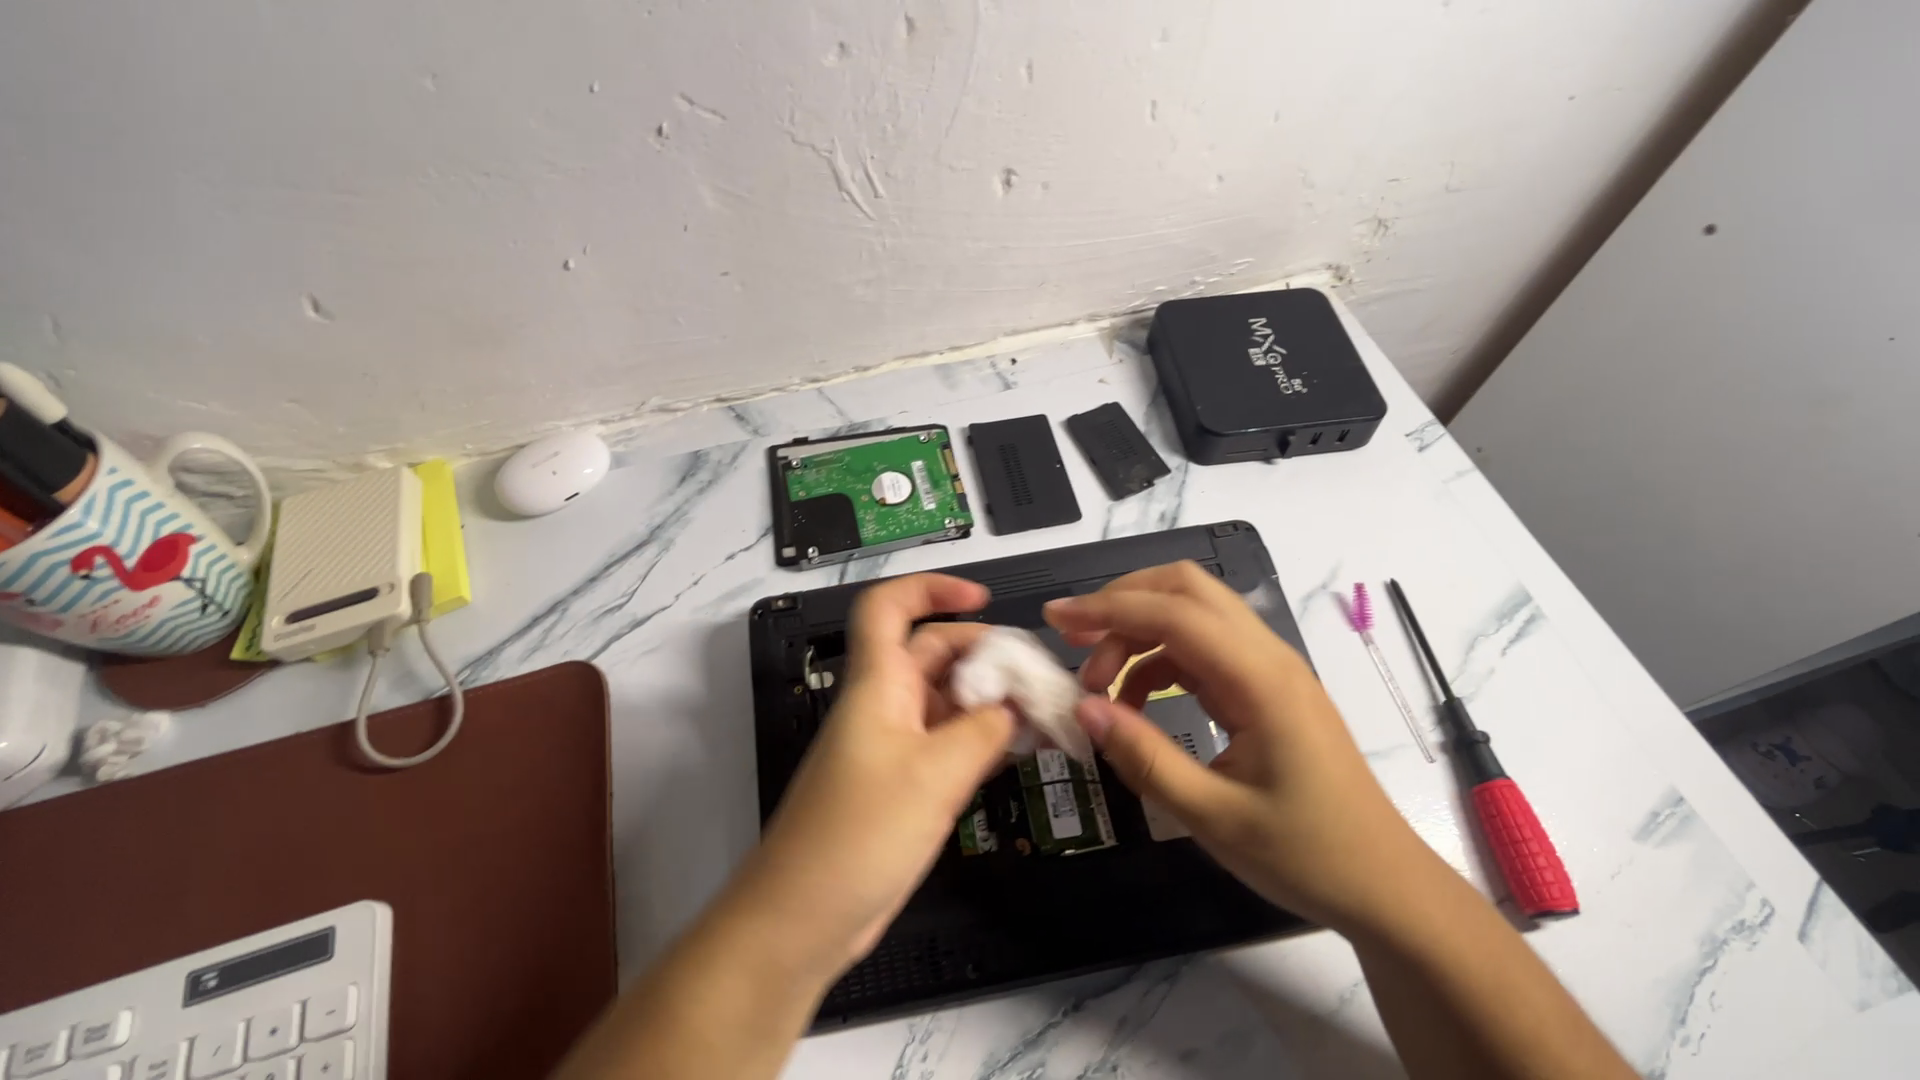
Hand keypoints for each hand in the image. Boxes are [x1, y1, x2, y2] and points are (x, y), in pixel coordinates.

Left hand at [731, 574, 1014, 979]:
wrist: (804, 917)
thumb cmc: (860, 833)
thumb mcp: (933, 775)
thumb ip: (983, 731)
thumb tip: (1017, 707)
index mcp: (877, 684)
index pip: (890, 608)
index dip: (932, 589)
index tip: (984, 599)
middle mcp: (885, 706)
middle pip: (934, 654)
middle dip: (986, 654)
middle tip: (1042, 675)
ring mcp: (894, 748)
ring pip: (949, 703)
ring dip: (994, 701)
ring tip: (1049, 712)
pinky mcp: (904, 787)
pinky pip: (950, 746)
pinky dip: (986, 741)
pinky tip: (1025, 750)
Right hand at [1044, 561, 1440, 932]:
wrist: (1385, 887)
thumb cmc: (1306, 855)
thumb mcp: (1213, 817)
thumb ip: (1144, 758)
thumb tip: (1082, 710)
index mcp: (1260, 680)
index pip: (1174, 614)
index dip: (1109, 609)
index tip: (1055, 619)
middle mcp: (1268, 659)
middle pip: (1188, 590)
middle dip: (1124, 602)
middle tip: (1074, 640)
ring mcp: (1271, 672)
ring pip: (1195, 616)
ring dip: (1139, 635)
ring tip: (1099, 688)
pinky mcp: (1267, 692)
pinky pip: (1204, 653)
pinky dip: (1160, 663)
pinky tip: (1136, 706)